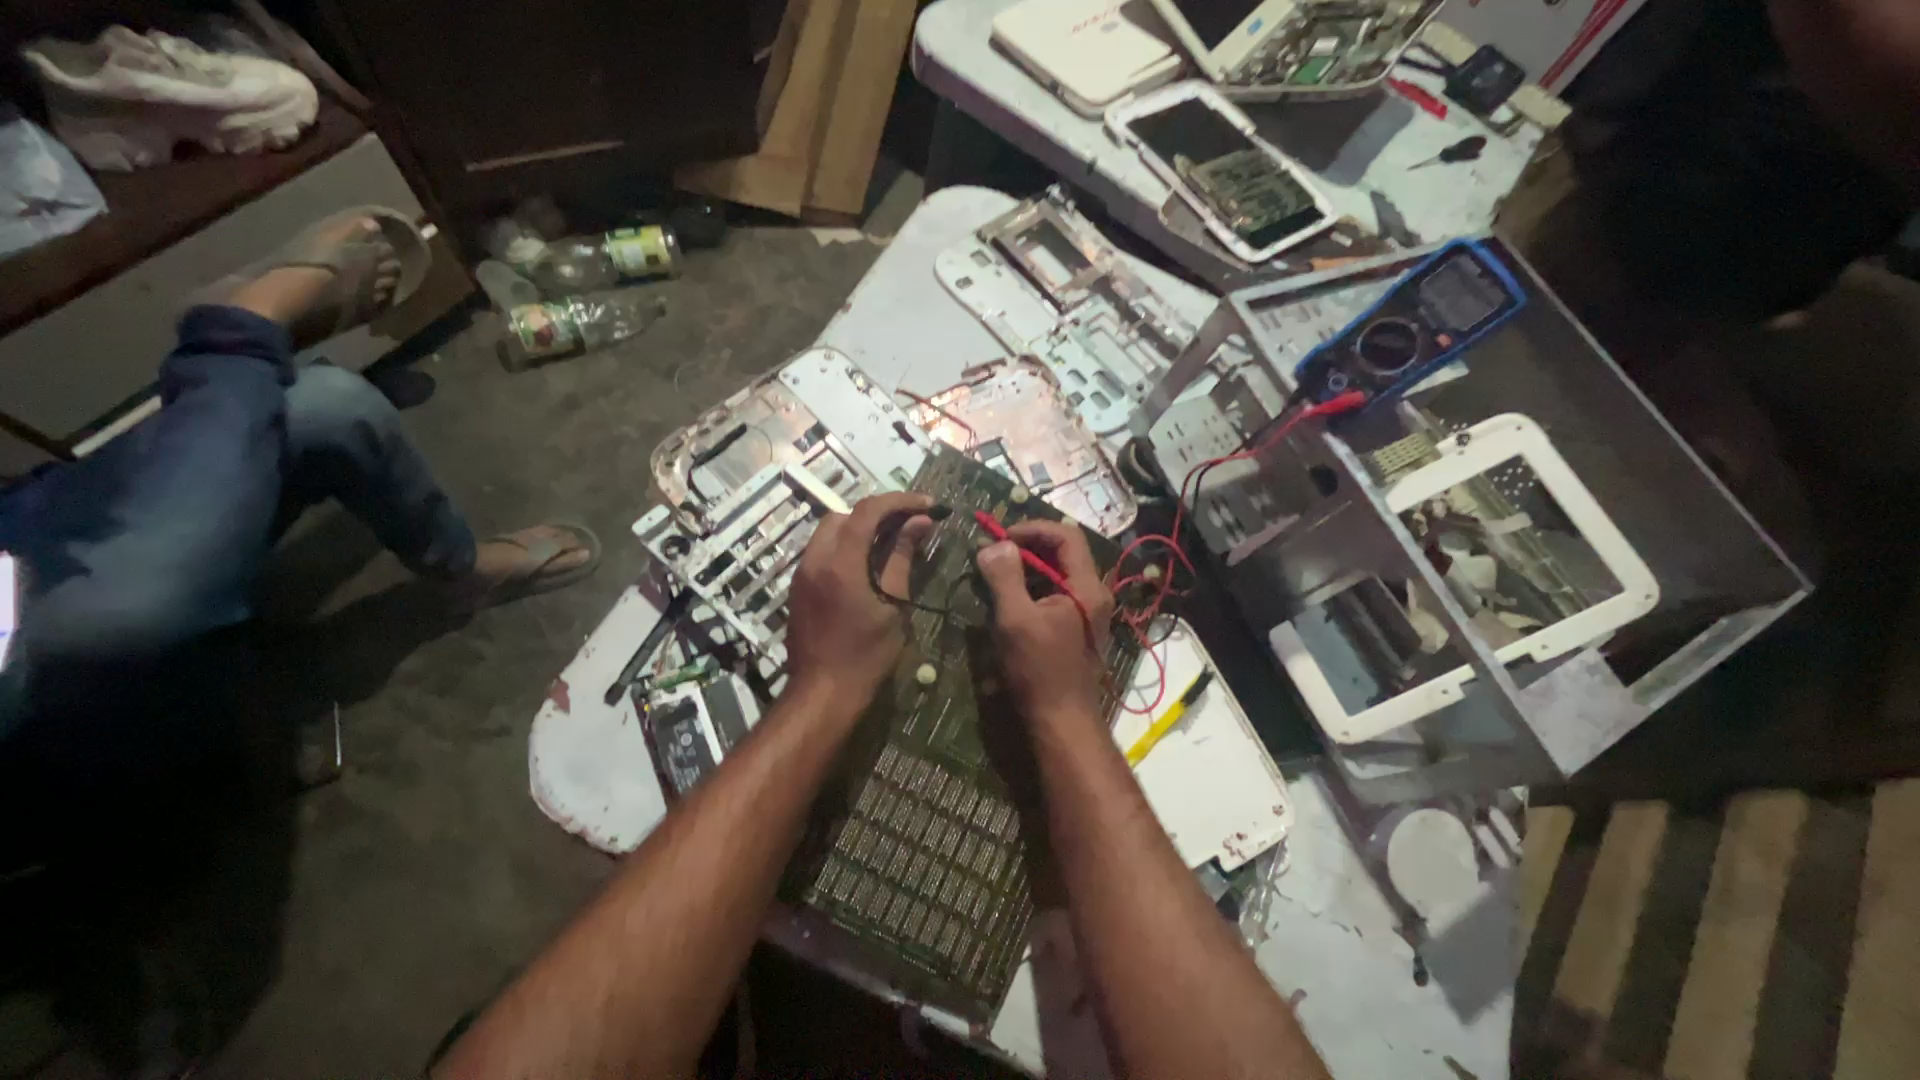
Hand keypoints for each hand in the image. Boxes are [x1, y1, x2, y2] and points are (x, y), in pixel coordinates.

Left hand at [784, 492, 933, 709]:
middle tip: (911, 523)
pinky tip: (868, 563)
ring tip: (892, 541)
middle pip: (845, 514)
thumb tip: (919, 522)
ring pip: (830, 531)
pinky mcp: (798, 586)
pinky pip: (822, 550)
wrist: (822, 692)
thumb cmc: (866, 655)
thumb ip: (902, 558)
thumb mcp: (894, 606)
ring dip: (860, 528)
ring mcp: (802, 573)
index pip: (868, 510)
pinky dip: (846, 545)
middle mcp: (814, 559)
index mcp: (840, 562)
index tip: (929, 505)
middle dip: (878, 512)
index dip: (901, 501)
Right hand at [974, 520, 1115, 737]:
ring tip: (994, 573)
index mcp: (1087, 587)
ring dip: (1026, 568)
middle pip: (1063, 552)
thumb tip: (995, 545)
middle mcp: (1094, 594)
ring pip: (1057, 574)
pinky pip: (1054, 595)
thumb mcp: (1015, 619)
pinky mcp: (1076, 629)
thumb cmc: (1039, 670)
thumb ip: (1005, 577)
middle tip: (993, 551)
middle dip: (1026, 547)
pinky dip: (1031, 589)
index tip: (1000, 537)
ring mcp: (1087, 613)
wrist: (1061, 722)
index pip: (1066, 535)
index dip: (1032, 529)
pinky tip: (1006, 599)